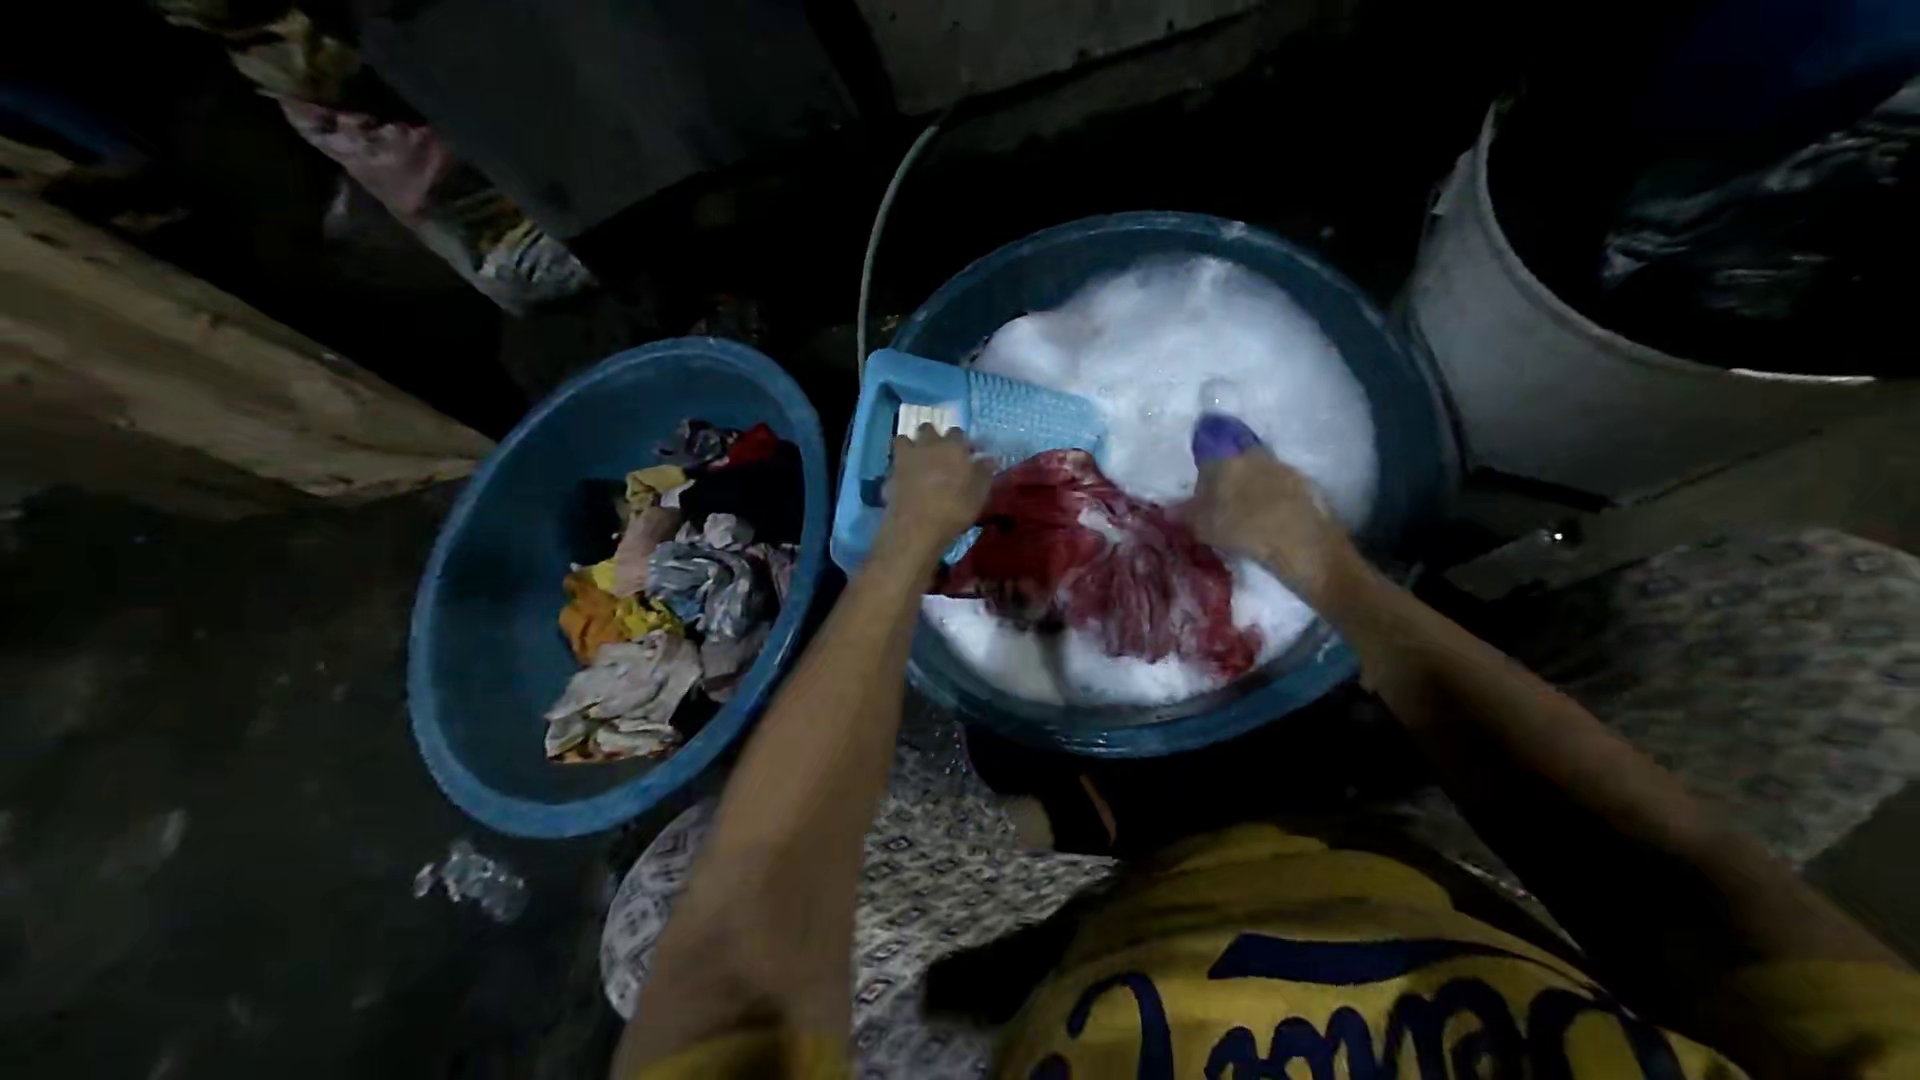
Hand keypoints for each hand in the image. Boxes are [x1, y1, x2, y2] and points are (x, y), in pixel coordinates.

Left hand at [878, 426, 992, 560]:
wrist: (917, 526)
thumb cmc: (955, 508)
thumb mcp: (979, 493)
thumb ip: (984, 472)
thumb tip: (988, 458)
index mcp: (952, 446)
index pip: (957, 432)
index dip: (961, 442)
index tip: (966, 453)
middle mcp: (927, 445)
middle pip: (928, 429)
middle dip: (933, 437)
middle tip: (939, 454)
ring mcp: (905, 457)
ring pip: (904, 439)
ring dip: (911, 446)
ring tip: (917, 461)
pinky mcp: (889, 473)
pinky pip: (894, 463)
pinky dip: (898, 467)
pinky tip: (904, 479)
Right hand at [1184, 442, 1360, 609]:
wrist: (1300, 543)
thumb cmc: (1242, 529)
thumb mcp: (1203, 526)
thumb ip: (1183, 514)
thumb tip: (1167, 510)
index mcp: (1225, 459)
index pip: (1206, 452)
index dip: (1202, 470)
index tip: (1200, 490)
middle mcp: (1253, 454)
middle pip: (1233, 460)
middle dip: (1226, 477)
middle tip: (1220, 502)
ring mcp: (1281, 467)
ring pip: (1257, 471)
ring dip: (1249, 486)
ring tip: (1244, 513)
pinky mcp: (1304, 483)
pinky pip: (1278, 485)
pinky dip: (1270, 497)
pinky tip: (1267, 518)